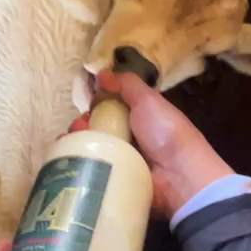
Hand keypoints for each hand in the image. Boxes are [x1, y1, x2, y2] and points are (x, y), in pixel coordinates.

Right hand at [76, 69, 234, 216]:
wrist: (179, 176)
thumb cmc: (165, 131)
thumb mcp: (148, 99)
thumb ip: (126, 83)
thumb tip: (101, 73)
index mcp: (141, 116)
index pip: (113, 106)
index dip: (98, 102)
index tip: (88, 100)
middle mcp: (131, 136)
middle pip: (100, 126)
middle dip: (85, 121)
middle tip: (82, 123)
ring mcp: (123, 159)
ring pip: (94, 146)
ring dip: (80, 139)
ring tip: (75, 138)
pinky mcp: (117, 178)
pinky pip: (94, 167)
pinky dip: (81, 159)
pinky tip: (72, 154)